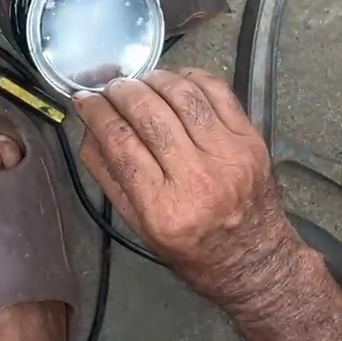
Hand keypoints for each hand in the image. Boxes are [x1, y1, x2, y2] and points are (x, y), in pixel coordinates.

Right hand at [73, 68, 302, 308]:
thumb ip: (107, 171)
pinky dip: (189, 77)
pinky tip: (174, 81)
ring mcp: (228, 156)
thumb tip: (88, 121)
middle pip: (148, 112)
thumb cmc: (191, 248)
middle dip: (121, 90)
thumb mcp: (137, 224)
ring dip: (153, 78)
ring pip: (182, 94)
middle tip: (111, 87)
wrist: (256, 263)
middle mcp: (197, 180)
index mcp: (163, 209)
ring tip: (141, 81)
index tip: (84, 98)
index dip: (96, 111)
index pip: (119, 140)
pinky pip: (217, 90)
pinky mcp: (251, 140)